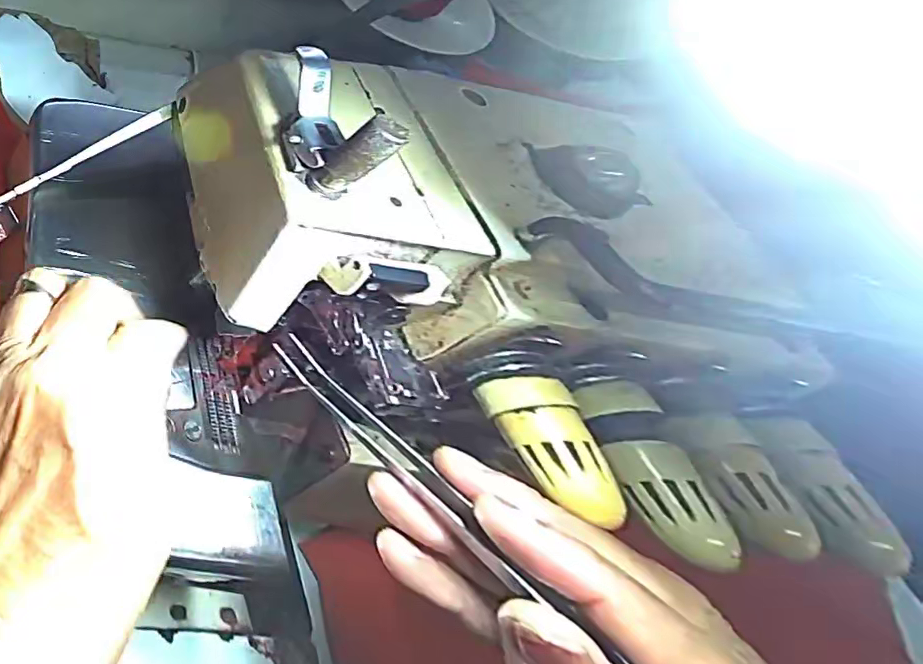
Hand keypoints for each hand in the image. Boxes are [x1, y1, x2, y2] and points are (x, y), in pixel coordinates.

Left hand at [0, 270, 186, 663]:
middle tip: (124, 328)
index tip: (163, 346)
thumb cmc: (65, 590)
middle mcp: (46, 374)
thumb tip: (151, 382)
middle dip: (120, 305)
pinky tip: (12, 306)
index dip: (164, 339)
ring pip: (33, 286)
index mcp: (101, 409)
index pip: (147, 334)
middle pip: (92, 292)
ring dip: (62, 291)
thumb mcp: (148, 517)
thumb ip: (150, 428)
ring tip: (73, 310)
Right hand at [370, 447, 763, 663]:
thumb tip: (531, 619)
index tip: (482, 500)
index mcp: (711, 659)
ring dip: (453, 538)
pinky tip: (407, 553)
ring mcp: (624, 649)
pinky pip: (511, 616)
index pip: (637, 595)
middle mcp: (678, 649)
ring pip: (532, 583)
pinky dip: (457, 584)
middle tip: (437, 465)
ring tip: (396, 495)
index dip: (553, 543)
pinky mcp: (576, 655)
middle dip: (496, 513)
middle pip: (585, 568)